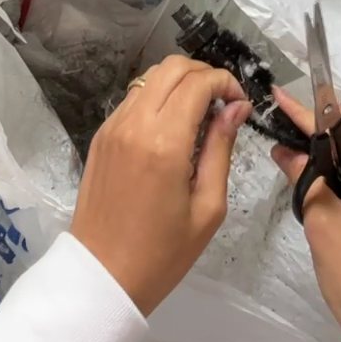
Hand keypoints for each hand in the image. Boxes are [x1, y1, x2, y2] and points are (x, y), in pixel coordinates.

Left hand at [70, 55, 249, 315]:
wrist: (101, 275)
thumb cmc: (162, 252)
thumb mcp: (208, 207)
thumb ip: (221, 148)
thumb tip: (236, 108)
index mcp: (164, 142)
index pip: (198, 83)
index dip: (224, 81)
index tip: (239, 101)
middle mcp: (135, 122)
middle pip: (171, 66)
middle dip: (203, 73)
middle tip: (222, 99)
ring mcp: (113, 125)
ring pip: (150, 77)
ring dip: (179, 81)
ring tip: (199, 111)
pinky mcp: (102, 134)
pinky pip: (134, 98)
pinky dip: (157, 96)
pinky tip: (172, 124)